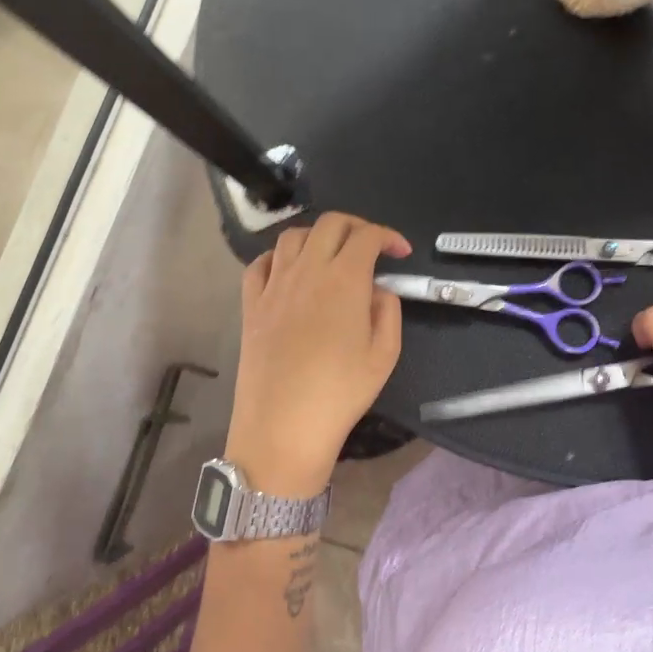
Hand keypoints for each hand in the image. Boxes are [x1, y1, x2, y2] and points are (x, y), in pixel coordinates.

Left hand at [226, 213, 411, 494]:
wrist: (283, 427)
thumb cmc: (340, 393)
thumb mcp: (385, 354)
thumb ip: (388, 312)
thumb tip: (378, 291)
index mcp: (344, 279)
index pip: (367, 236)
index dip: (388, 236)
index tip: (401, 252)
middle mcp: (307, 271)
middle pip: (330, 224)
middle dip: (356, 226)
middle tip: (371, 247)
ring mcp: (274, 286)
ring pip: (293, 236)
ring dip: (318, 236)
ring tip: (331, 255)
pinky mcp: (251, 305)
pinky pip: (260, 264)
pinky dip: (278, 257)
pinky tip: (290, 271)